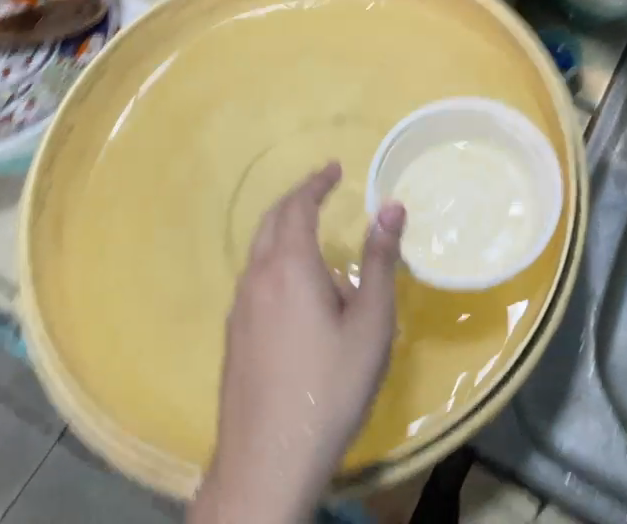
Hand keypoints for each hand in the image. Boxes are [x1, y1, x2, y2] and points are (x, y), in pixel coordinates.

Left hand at [194, 163, 406, 523]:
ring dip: (285, 233)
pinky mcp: (234, 337)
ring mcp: (239, 310)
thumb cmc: (331, 385)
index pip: (298, 207)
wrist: (268, 459)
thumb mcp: (371, 322)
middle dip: (297, 200)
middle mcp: (257, 279)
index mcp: (289, 267)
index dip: (316, 183)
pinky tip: (298, 295)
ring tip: (319, 244)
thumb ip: (380, 261)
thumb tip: (392, 207)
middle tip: (324, 189)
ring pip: (259, 253)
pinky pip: (255, 281)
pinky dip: (276, 263)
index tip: (334, 168)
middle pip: (271, 222)